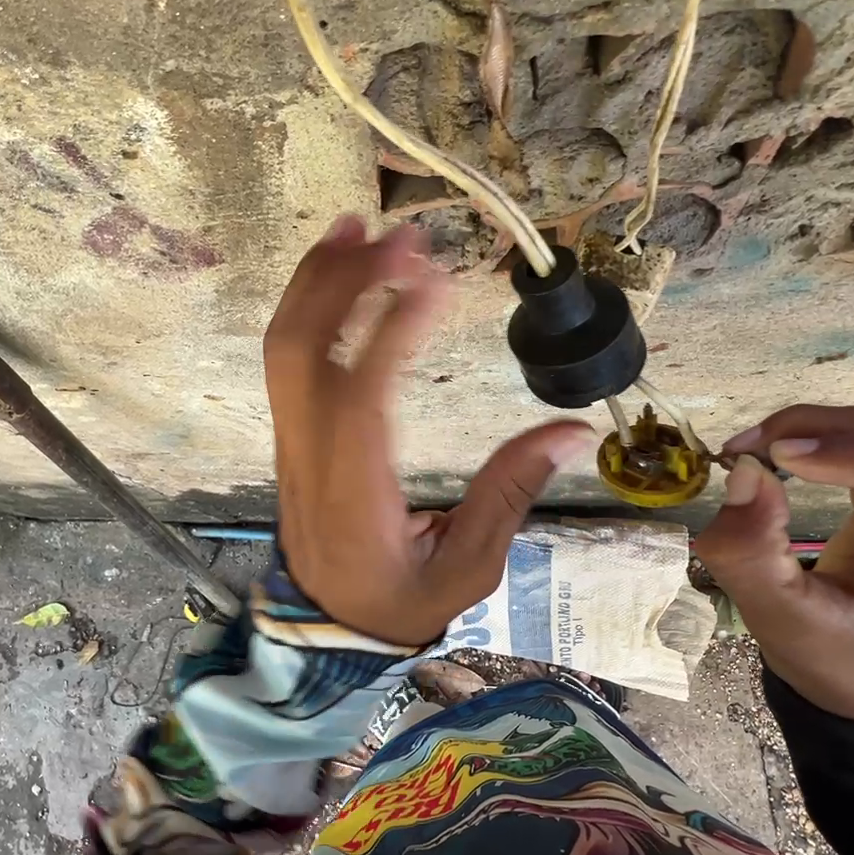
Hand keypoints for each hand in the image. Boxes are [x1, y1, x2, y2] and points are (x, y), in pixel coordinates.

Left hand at [264, 216, 597, 646]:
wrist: (328, 627)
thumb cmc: (401, 602)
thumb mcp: (469, 569)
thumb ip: (509, 495)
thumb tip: (569, 431)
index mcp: (354, 490)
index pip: (361, 395)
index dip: (392, 330)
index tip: (436, 278)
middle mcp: (311, 453)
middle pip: (304, 351)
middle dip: (347, 283)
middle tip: (402, 236)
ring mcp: (290, 439)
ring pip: (284, 347)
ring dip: (315, 280)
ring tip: (355, 227)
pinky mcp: (289, 432)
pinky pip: (285, 360)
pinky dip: (304, 306)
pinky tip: (334, 274)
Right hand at [693, 404, 853, 724]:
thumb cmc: (852, 674)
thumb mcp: (790, 627)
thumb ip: (753, 557)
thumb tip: (744, 472)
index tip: (779, 452)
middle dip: (835, 436)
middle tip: (747, 445)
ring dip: (831, 432)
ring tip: (756, 447)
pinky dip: (842, 442)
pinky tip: (790, 453)